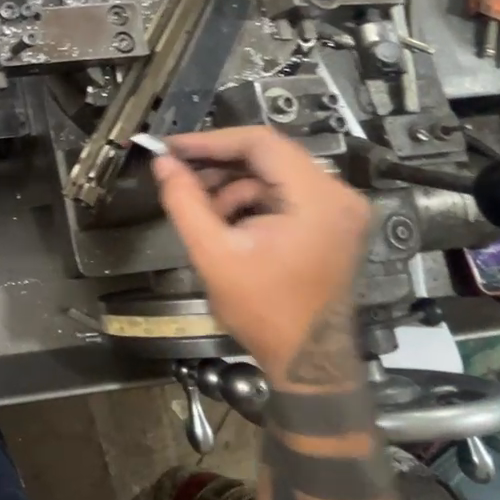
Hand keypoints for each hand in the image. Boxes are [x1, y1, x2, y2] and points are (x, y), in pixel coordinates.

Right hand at [151, 127, 371, 376]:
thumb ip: (185, 201)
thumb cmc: (263, 310)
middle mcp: (337, 195)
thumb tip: (163, 163)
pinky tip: (222, 218)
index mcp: (318, 199)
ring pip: (271, 172)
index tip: (171, 147)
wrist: (306, 358)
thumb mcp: (213, 252)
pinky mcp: (329, 221)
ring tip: (198, 204)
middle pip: (267, 154)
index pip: (260, 142)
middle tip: (176, 171)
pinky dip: (248, 198)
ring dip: (230, 182)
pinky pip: (281, 191)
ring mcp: (337, 208)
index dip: (210, 140)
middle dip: (217, 162)